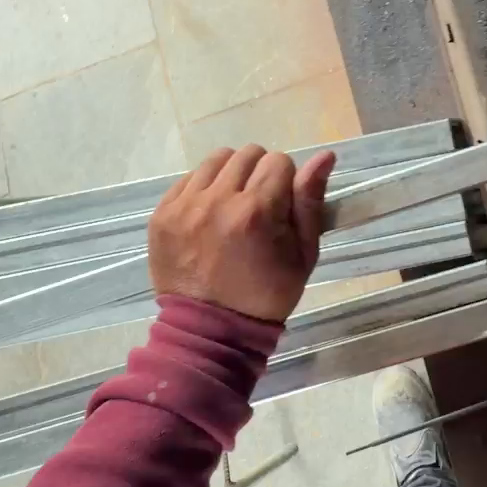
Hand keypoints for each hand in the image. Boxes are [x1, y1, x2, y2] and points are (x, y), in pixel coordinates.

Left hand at [148, 145, 336, 322]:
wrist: (209, 333)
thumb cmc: (265, 295)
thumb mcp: (303, 254)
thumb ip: (310, 200)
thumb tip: (325, 156)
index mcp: (256, 211)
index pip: (279, 161)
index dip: (286, 182)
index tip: (281, 208)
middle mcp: (218, 201)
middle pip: (248, 154)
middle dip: (260, 173)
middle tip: (258, 206)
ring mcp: (184, 207)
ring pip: (217, 160)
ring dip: (231, 175)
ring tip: (232, 206)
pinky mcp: (161, 215)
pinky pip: (189, 179)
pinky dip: (204, 189)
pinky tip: (209, 216)